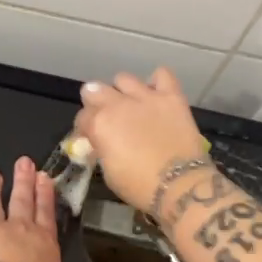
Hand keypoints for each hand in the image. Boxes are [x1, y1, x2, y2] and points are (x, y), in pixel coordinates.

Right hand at [73, 69, 209, 211]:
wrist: (180, 185)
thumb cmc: (139, 186)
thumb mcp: (109, 172)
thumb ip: (101, 149)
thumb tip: (100, 142)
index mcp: (99, 124)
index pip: (81, 117)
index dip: (84, 128)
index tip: (90, 138)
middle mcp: (118, 104)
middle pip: (94, 90)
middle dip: (96, 103)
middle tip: (106, 118)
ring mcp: (146, 97)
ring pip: (123, 78)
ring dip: (122, 91)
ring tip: (130, 104)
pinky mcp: (171, 97)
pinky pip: (162, 75)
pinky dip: (157, 82)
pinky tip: (156, 95)